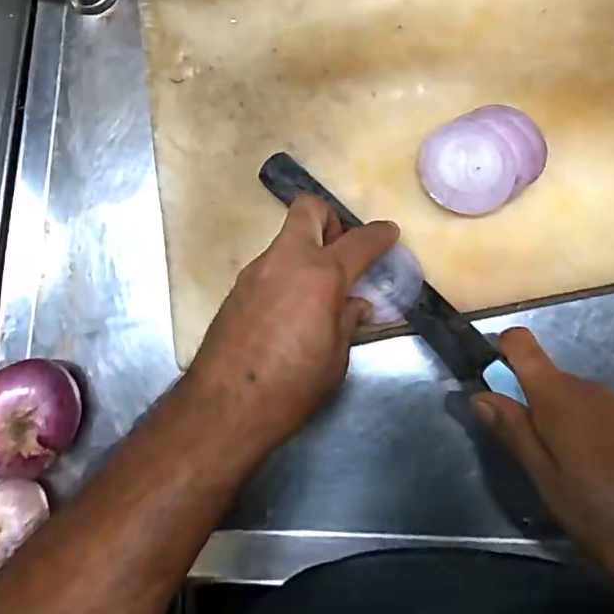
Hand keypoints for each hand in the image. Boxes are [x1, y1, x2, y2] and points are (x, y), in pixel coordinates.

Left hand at [183, 195, 397, 457]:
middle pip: (309, 209)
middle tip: (342, 252)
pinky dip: (287, 275)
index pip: (358, 242)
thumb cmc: (291, 385)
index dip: (379, 235)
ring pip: (287, 239)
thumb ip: (348, 321)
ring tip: (318, 292)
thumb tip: (354, 303)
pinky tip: (292, 311)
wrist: (224, 404)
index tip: (389, 232)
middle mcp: (286, 260)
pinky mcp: (238, 287)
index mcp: (320, 274)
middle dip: (330, 220)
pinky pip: (271, 266)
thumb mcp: (336, 358)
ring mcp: (257, 270)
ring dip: (306, 251)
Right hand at [472, 328, 613, 613]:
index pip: (519, 342)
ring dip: (559, 430)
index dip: (497, 354)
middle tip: (529, 458)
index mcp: (559, 395)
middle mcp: (589, 388)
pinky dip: (587, 442)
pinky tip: (601, 489)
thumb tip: (480, 395)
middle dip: (528, 407)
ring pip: (570, 403)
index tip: (489, 386)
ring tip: (569, 484)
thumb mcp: (551, 484)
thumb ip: (514, 434)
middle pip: (543, 378)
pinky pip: (597, 420)